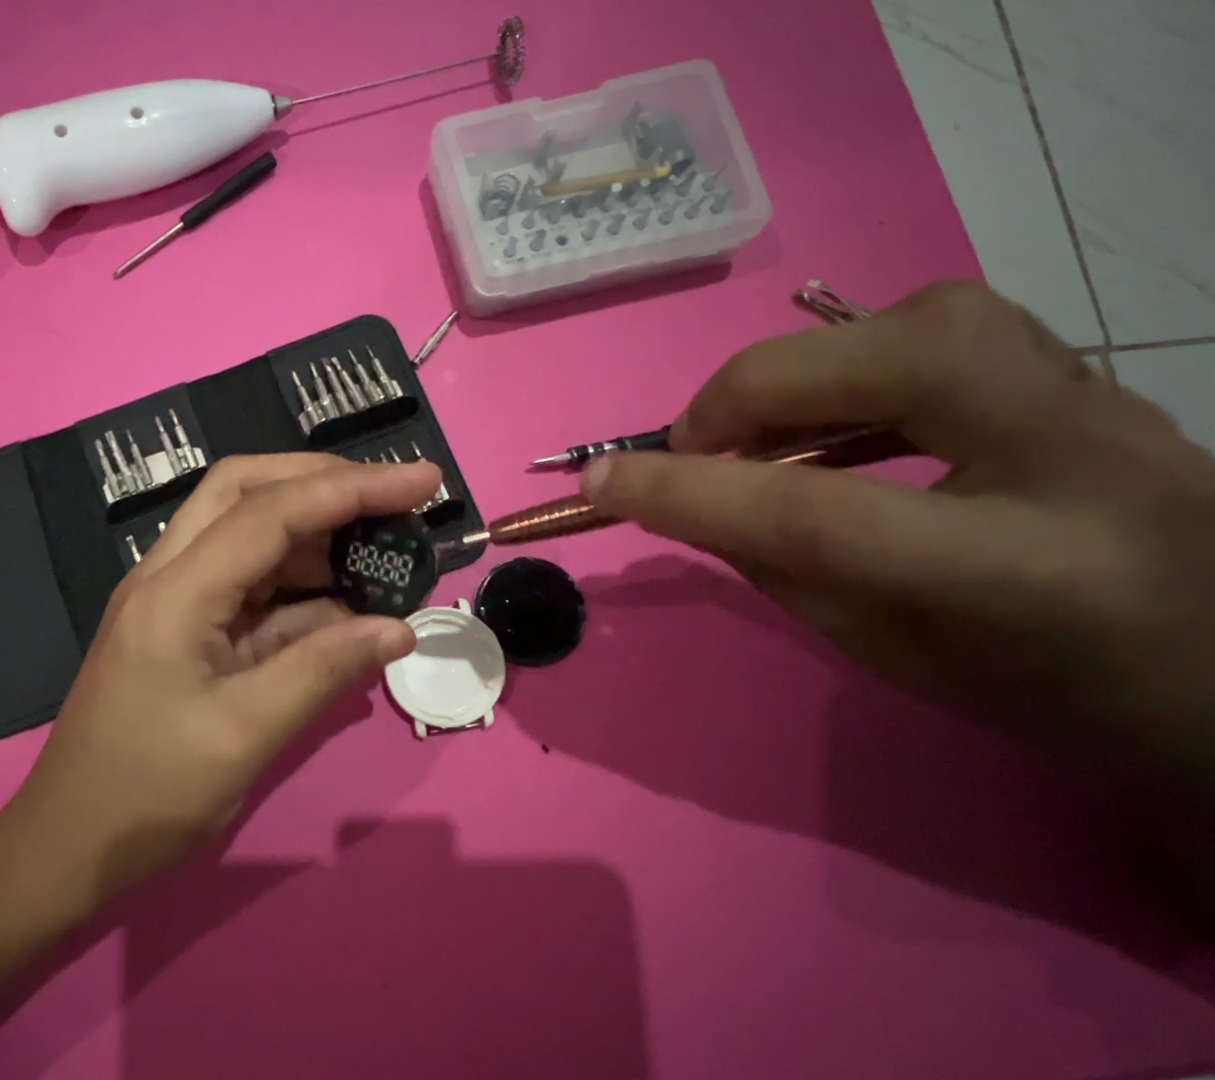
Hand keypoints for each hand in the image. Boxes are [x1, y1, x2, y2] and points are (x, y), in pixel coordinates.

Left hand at [0, 455, 439, 903]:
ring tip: (384, 550)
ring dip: (314, 533)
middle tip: (394, 500)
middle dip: (323, 483)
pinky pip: (246, 587)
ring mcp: (171, 602)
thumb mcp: (243, 736)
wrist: (67, 844)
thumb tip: (400, 629)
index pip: (271, 511)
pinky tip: (346, 605)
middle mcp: (167, 576)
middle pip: (245, 491)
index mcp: (175, 592)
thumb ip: (323, 672)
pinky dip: (299, 587)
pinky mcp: (181, 631)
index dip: (351, 487)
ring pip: (245, 533)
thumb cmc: (146, 795)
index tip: (424, 479)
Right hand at [582, 282, 1214, 795]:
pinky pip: (950, 325)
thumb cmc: (1043, 688)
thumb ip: (783, 568)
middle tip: (698, 447)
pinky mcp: (1088, 372)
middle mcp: (1070, 463)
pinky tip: (835, 407)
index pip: (810, 512)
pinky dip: (860, 358)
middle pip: (881, 366)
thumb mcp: (887, 651)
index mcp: (1013, 574)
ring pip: (922, 317)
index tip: (598, 481)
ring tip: (764, 428)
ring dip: (807, 368)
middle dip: (749, 394)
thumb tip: (698, 499)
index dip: (685, 490)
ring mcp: (1097, 402)